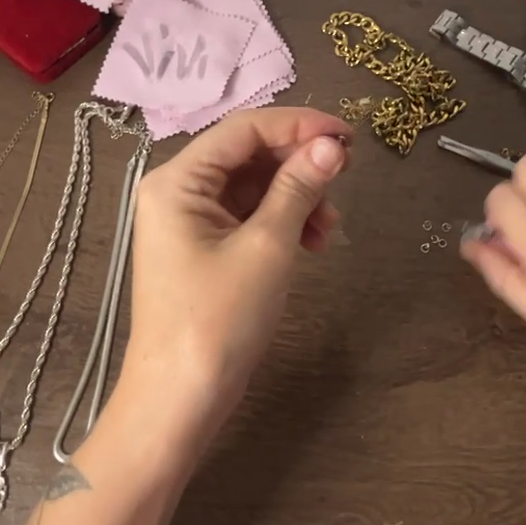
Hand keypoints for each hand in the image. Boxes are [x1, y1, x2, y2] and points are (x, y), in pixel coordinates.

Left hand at [119, 107, 351, 446]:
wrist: (181, 400)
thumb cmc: (219, 319)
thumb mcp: (268, 246)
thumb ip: (299, 187)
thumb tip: (333, 145)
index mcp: (178, 180)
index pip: (244, 129)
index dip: (299, 124)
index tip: (347, 135)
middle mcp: (178, 190)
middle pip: (249, 154)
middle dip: (299, 164)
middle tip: (344, 177)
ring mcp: (190, 219)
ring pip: (254, 185)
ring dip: (297, 196)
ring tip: (329, 227)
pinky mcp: (205, 245)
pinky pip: (250, 214)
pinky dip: (284, 220)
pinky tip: (313, 241)